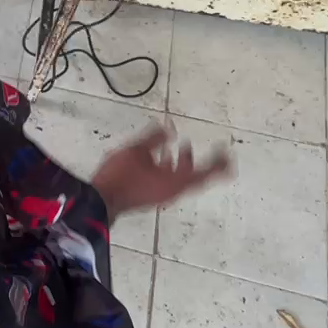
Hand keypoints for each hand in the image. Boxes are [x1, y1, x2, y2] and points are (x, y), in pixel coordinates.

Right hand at [91, 124, 232, 219]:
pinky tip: (159, 158)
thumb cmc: (121, 175)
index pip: (208, 172)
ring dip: (184, 163)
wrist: (101, 200)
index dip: (219, 161)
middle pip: (196, 177)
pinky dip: (171, 168)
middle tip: (205, 147)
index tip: (225, 150)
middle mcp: (174, 191)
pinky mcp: (151, 196)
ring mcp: (163, 196)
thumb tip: (169, 127)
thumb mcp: (137, 151)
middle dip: (201, 160)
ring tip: (180, 146)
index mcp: (177, 181)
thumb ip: (155, 138)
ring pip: (182, 179)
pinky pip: (170, 181)